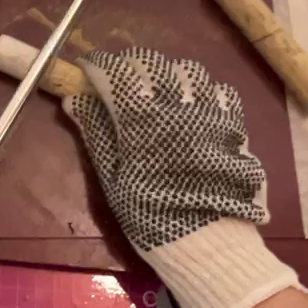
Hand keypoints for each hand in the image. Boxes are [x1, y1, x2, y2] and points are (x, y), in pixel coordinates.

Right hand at [64, 48, 301, 307]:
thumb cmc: (150, 215)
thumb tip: (73, 100)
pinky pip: (222, 91)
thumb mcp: (112, 179)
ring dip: (170, 73)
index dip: (99, 65)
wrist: (208, 244)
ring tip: (164, 89)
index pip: (115, 73)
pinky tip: (197, 106)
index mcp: (140, 120)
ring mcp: (209, 113)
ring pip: (188, 71)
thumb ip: (95, 134)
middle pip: (152, 64)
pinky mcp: (233, 126)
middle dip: (132, 64)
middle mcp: (175, 106)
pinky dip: (205, 91)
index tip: (90, 68)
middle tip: (124, 77)